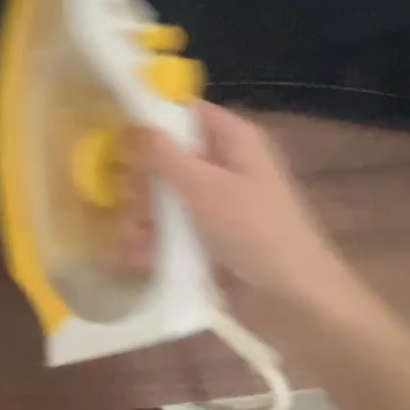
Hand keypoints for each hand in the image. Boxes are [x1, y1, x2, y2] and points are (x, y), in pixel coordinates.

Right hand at [129, 102, 360, 320]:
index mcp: (233, 141)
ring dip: (143, 219)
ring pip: (165, 198)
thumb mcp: (204, 187)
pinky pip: (172, 231)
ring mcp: (216, 205)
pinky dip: (153, 242)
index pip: (186, 113)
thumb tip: (134, 125)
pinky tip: (134, 259)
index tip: (120, 142)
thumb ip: (165, 155)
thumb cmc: (252, 230)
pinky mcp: (208, 239)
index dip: (153, 122)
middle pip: (167, 159)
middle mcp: (224, 166)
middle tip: (133, 202)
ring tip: (133, 243)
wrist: (290, 296)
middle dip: (143, 183)